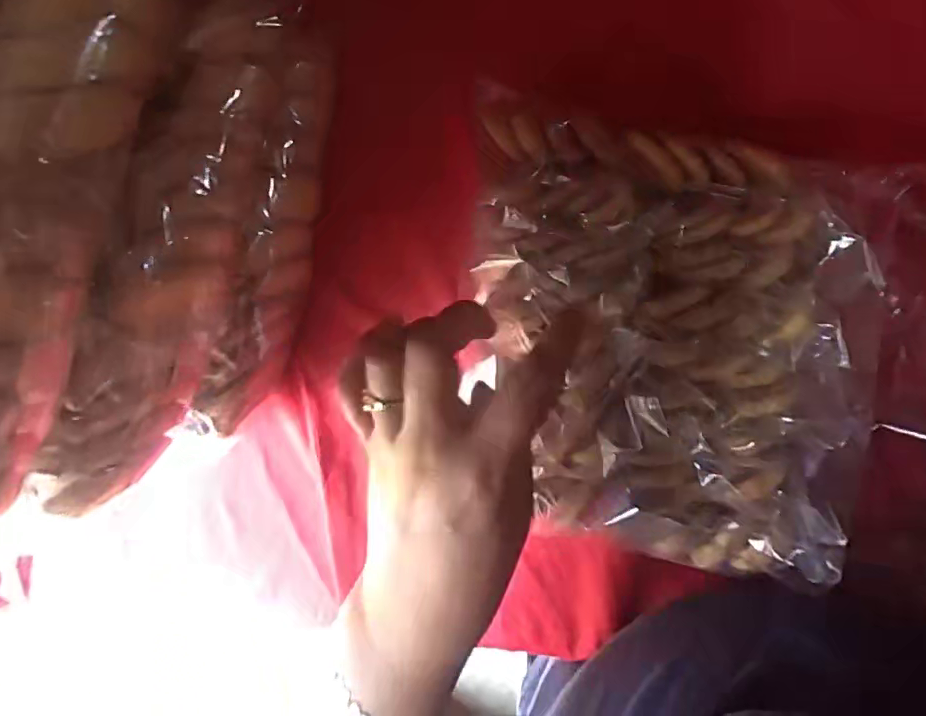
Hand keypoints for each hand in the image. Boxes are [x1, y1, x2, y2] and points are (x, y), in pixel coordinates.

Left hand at [334, 302, 584, 715]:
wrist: (413, 609)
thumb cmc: (482, 560)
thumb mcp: (518, 497)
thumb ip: (512, 434)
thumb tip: (500, 380)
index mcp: (483, 463)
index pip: (524, 386)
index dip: (556, 343)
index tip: (574, 315)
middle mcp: (430, 442)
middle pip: (429, 350)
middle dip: (459, 317)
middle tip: (484, 323)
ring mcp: (390, 442)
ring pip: (383, 359)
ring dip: (413, 329)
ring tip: (438, 329)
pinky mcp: (366, 448)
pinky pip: (351, 388)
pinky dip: (366, 353)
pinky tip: (389, 337)